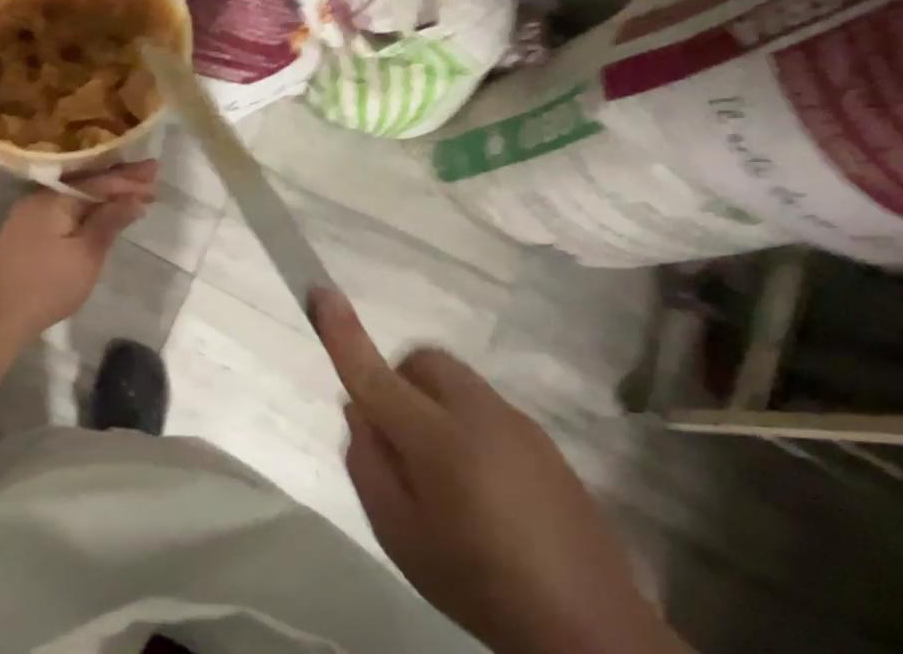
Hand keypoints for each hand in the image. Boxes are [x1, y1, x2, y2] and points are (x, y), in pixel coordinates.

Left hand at [0, 161, 158, 342]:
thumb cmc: (48, 286)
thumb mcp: (86, 255)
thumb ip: (109, 222)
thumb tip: (134, 199)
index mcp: (52, 199)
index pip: (97, 182)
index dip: (127, 179)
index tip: (155, 174)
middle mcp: (37, 198)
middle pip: (83, 183)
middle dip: (117, 180)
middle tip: (151, 173)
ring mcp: (28, 214)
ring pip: (72, 196)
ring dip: (102, 194)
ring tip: (132, 188)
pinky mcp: (25, 231)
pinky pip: (61, 209)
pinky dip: (84, 207)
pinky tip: (99, 210)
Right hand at [310, 288, 691, 653]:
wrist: (589, 628)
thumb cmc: (474, 580)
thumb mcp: (396, 532)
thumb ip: (367, 463)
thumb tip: (361, 411)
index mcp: (438, 440)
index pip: (376, 374)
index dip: (343, 331)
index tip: (320, 291)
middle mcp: (481, 417)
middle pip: (423, 361)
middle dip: (397, 380)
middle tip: (394, 437)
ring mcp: (520, 427)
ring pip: (455, 382)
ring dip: (430, 404)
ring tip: (438, 472)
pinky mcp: (546, 445)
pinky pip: (485, 409)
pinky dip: (463, 425)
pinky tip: (476, 486)